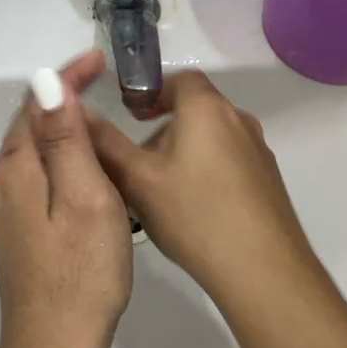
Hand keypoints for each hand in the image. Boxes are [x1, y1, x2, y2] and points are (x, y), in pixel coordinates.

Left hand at [0, 50, 133, 347]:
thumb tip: (46, 81)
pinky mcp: (20, 233)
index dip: (67, 76)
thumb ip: (65, 138)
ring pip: (35, 153)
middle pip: (30, 125)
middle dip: (64, 97)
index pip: (36, 103)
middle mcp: (3, 185)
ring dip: (63, 128)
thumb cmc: (81, 271)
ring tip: (104, 118)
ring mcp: (8, 212)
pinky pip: (40, 177)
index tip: (102, 58)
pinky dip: (63, 159)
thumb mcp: (85, 196)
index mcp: (17, 170)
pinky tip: (88, 169)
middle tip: (107, 81)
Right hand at [87, 72, 317, 299]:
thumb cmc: (194, 215)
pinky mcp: (268, 181)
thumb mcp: (137, 180)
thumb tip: (78, 111)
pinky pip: (229, 163)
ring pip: (212, 139)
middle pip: (195, 109)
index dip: (152, 92)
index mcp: (207, 109)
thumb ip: (104, 143)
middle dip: (163, 129)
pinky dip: (206, 173)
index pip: (180, 79)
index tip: (130, 116)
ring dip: (184, 153)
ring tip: (161, 193)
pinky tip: (192, 212)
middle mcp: (239, 120)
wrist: (262, 268)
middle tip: (137, 164)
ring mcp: (259, 151)